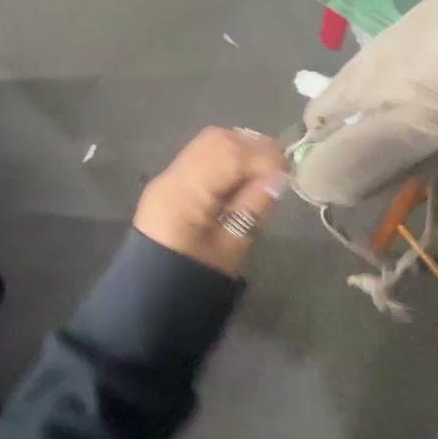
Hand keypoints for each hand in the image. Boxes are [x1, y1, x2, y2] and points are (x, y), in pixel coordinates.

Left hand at [133, 127, 288, 276]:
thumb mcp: (229, 250)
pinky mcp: (171, 183)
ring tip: (266, 172)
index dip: (264, 158)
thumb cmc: (192, 280)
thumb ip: (252, 208)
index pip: (230, 155)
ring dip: (243, 149)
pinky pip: (203, 155)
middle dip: (255, 147)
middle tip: (280, 170)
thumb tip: (278, 177)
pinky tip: (245, 176)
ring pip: (210, 142)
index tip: (288, 175)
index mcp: (185, 195)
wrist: (149, 298)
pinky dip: (229, 157)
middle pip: (218, 139)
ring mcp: (168, 177)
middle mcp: (173, 177)